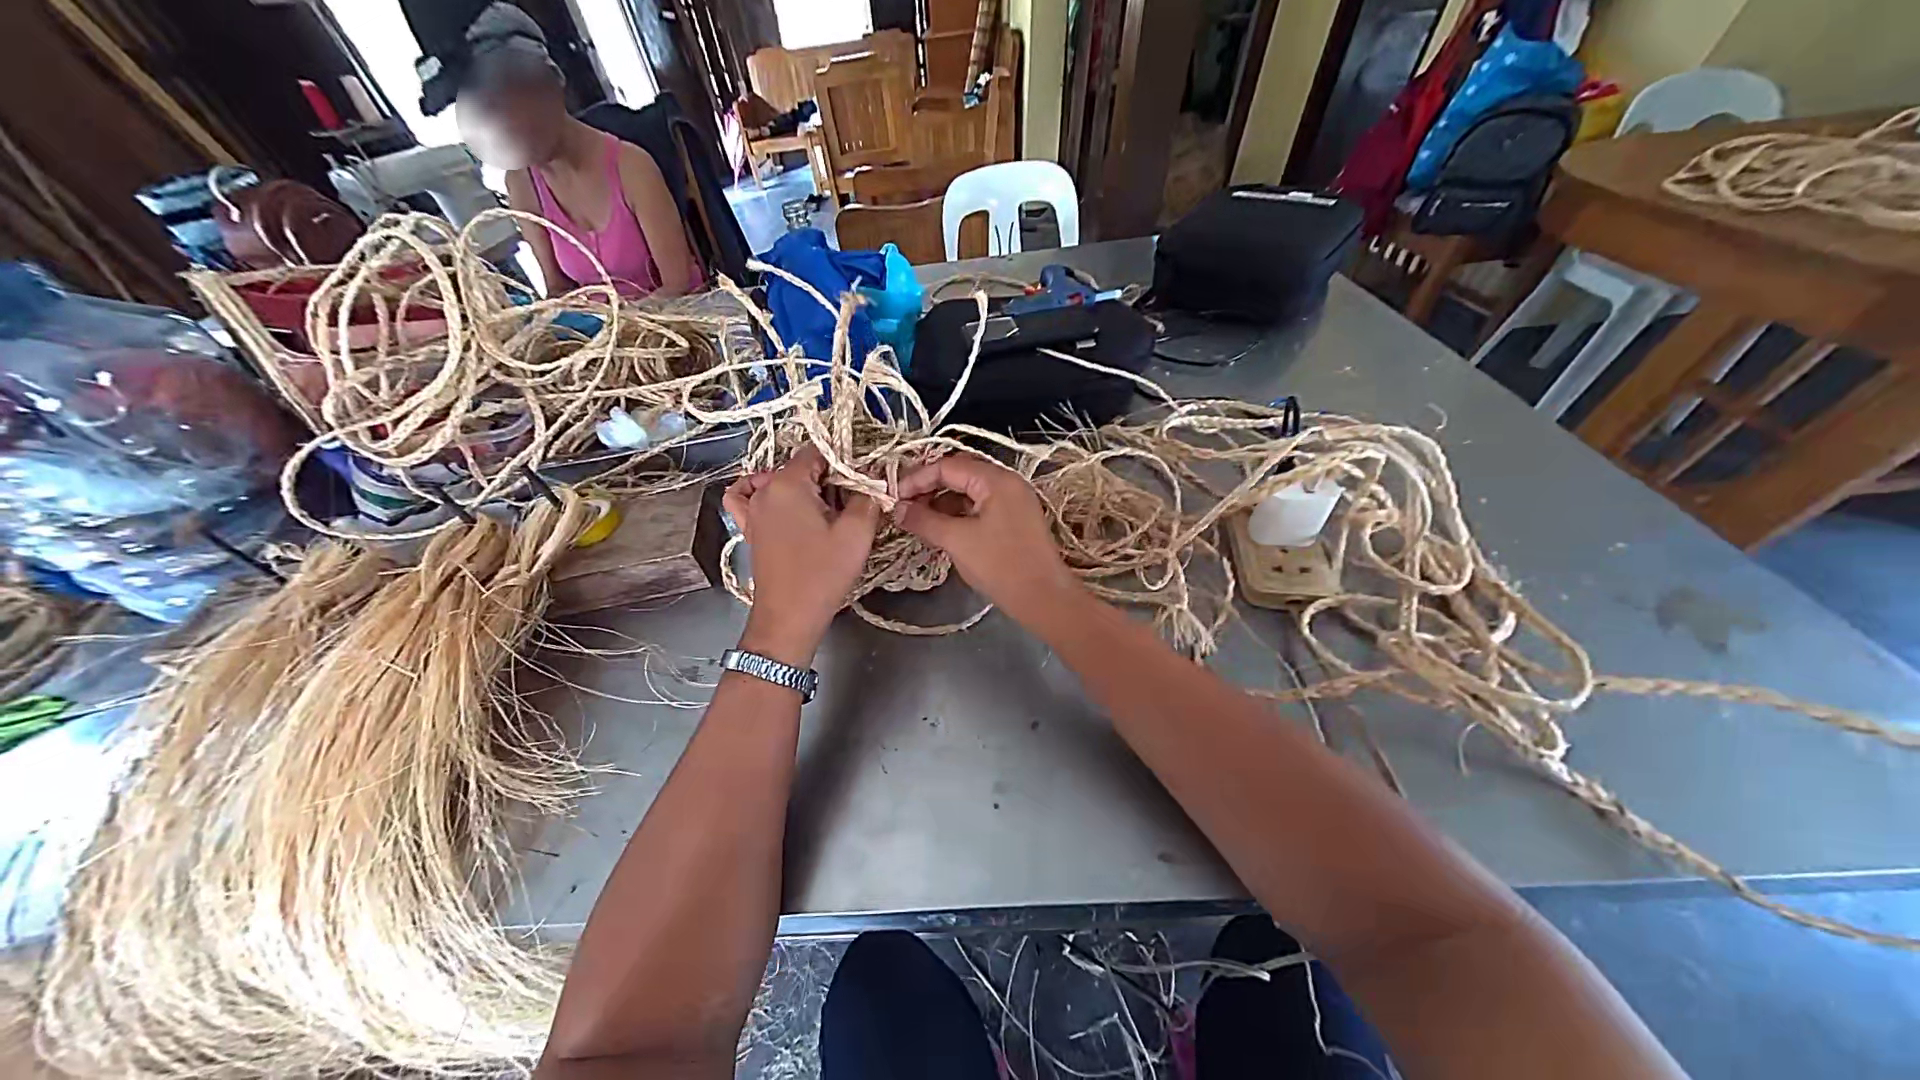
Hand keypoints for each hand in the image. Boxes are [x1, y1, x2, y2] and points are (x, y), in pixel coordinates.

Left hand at [723, 445, 880, 664]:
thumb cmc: (822, 574)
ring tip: (826, 513)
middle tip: (851, 505)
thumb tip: (873, 476)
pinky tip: (784, 503)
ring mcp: (753, 508)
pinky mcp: (750, 527)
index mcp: (788, 483)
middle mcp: (765, 489)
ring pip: (783, 481)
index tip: (863, 483)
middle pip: (803, 467)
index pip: (819, 451)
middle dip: (830, 479)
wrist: (789, 617)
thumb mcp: (857, 533)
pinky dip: (763, 493)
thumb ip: (868, 495)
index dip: (845, 462)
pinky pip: (748, 496)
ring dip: (807, 490)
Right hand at [892, 453, 1085, 626]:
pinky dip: (957, 514)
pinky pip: (979, 507)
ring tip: (917, 520)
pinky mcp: (1014, 520)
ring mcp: (1013, 501)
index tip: (893, 496)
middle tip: (903, 507)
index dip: (916, 479)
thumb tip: (898, 509)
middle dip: (928, 488)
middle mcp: (1007, 483)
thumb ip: (924, 520)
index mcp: (996, 479)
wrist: (1044, 598)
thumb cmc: (1001, 565)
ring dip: (941, 502)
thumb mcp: (957, 540)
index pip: (947, 466)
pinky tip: (940, 529)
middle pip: (959, 474)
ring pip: (969, 491)